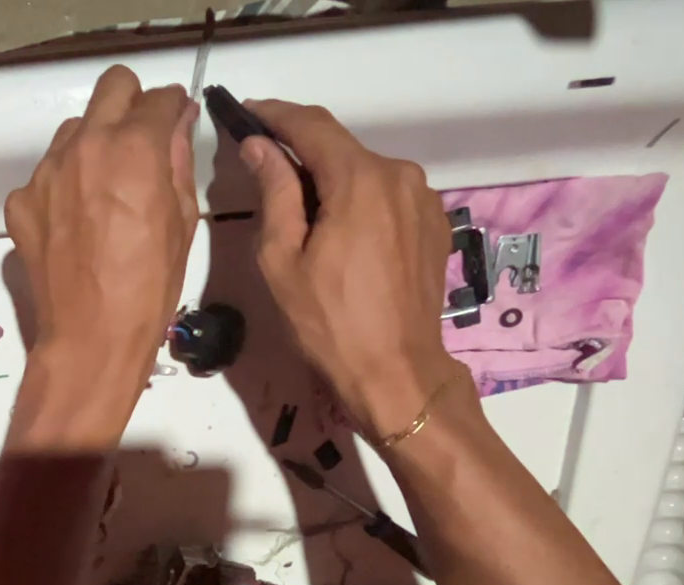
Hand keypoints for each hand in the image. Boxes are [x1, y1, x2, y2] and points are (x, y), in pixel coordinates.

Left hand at [3, 65, 198, 451]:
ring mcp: (45, 175)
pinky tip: (73, 224)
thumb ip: (178, 164)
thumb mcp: (182, 225)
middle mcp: (85, 148)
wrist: (90, 340)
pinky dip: (62, 188)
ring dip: (93, 146)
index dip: (172, 113)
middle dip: (131, 108)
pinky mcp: (21, 204)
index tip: (175, 129)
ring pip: (73, 132)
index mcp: (134, 149)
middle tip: (140, 146)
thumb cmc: (148, 291)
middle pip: (110, 90)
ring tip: (103, 192)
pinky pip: (45, 176)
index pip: (158, 99)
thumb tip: (176, 128)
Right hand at [242, 100, 468, 442]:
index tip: (248, 114)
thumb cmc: (328, 323)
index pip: (313, 126)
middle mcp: (400, 175)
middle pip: (341, 151)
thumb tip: (261, 148)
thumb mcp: (283, 262)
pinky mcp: (435, 225)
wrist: (395, 371)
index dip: (277, 116)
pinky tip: (343, 242)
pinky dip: (360, 206)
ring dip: (332, 186)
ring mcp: (424, 200)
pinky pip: (388, 200)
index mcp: (360, 180)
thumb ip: (274, 195)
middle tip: (267, 177)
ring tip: (305, 223)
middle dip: (302, 157)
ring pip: (366, 176)